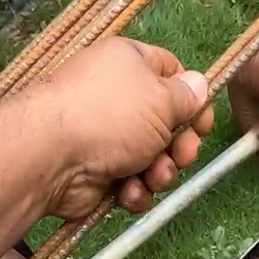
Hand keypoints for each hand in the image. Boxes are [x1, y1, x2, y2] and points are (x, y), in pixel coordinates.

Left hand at [17, 37, 214, 216]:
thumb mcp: (160, 98)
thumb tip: (199, 85)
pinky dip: (135, 192)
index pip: (172, 76)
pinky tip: (127, 192)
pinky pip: (132, 185)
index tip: (204, 125)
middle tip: (182, 157)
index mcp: (131, 65)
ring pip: (153, 161)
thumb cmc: (111, 116)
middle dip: (179, 148)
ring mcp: (109, 139)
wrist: (55, 156)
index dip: (192, 102)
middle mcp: (120, 100)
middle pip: (167, 126)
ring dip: (160, 175)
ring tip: (152, 177)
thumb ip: (186, 96)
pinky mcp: (100, 174)